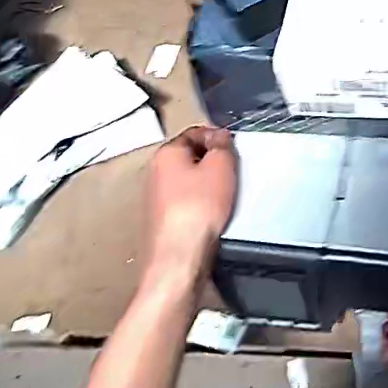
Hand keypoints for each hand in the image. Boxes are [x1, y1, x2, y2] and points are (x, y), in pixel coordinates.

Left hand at [142, 125, 237, 279]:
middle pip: (189, 156)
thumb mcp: (221, 166)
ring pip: (187, 179)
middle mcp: (153, 172)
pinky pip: (184, 200)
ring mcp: (153, 197)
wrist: (178, 256)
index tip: (233, 148)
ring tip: (224, 193)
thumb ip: (222, 144)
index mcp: (165, 153)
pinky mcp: (159, 219)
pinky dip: (198, 201)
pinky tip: (211, 212)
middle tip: (232, 170)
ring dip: (206, 182)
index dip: (216, 135)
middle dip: (211, 160)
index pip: (193, 132)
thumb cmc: (200, 205)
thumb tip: (219, 135)